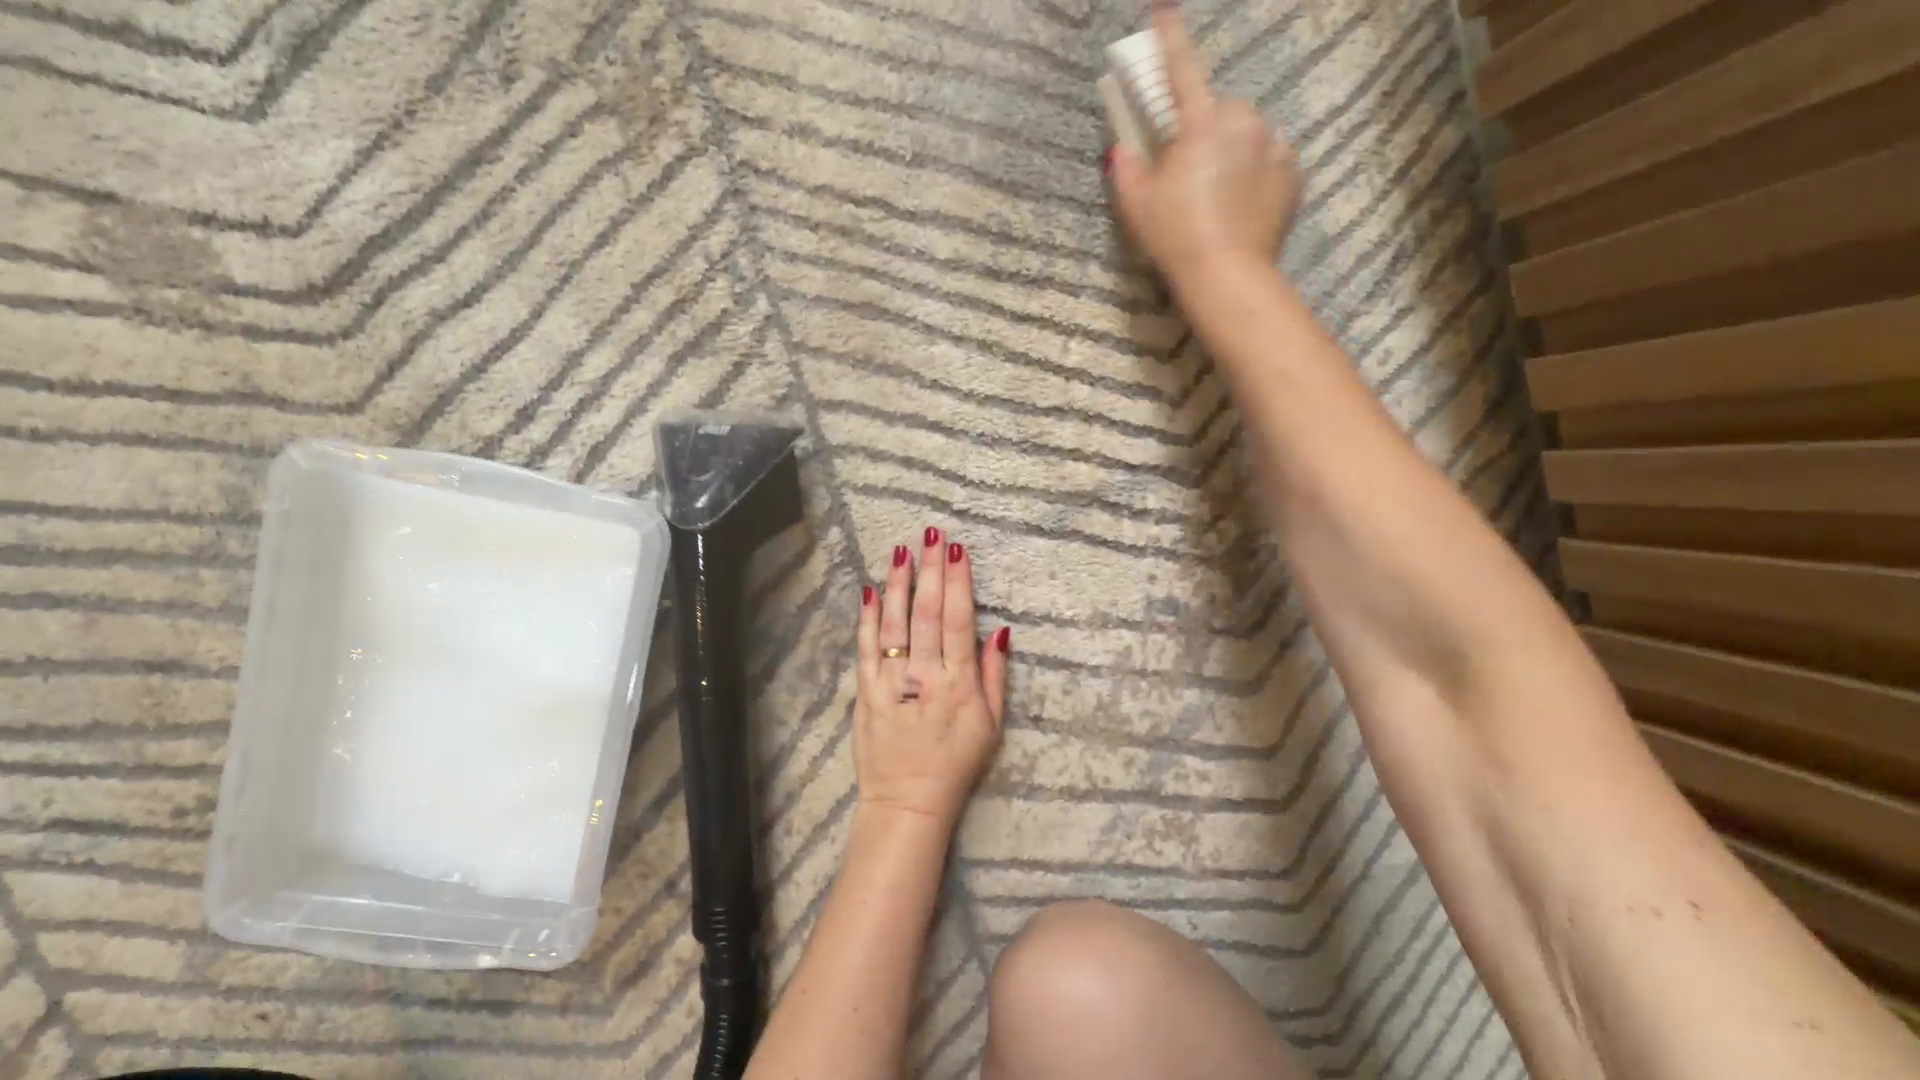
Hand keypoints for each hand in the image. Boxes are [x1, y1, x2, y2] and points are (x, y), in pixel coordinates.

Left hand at [855, 529, 1008, 825]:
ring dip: (898, 585)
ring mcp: (890, 684)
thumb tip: (999, 630)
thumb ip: (994, 675)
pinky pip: (865, 650)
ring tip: (901, 552)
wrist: (909, 801)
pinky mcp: (865, 693)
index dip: (957, 583)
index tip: (956, 551)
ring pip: (894, 625)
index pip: (957, 621)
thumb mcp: (992, 725)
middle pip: (926, 614)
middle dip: (929, 571)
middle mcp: (924, 677)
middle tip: (931, 535)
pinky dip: (868, 620)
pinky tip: (870, 592)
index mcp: (958, 684)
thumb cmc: (957, 763)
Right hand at [1109, 9, 1301, 281]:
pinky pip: (1270, 159)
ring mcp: (1274, 147)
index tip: (1164, 10)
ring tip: (1215, 194)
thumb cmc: (1175, 235)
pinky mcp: (1293, 174)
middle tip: (1186, 169)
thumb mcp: (1136, 202)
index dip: (1169, 37)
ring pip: (1247, 133)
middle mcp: (1244, 122)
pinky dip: (1255, 172)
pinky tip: (1240, 202)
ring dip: (1232, 150)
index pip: (1182, 67)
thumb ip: (1127, 165)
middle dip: (1204, 127)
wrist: (1228, 274)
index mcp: (1202, 122)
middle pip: (1219, 109)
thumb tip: (1125, 148)